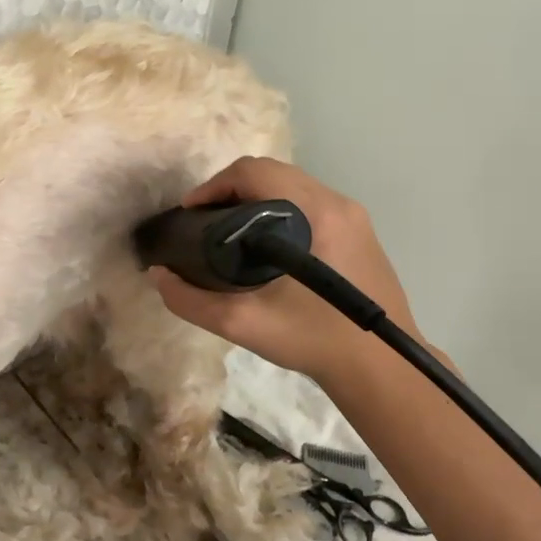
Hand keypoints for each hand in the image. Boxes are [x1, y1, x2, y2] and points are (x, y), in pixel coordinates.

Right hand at [148, 157, 420, 384]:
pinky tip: (262, 244)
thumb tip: (159, 274)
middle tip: (203, 221)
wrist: (381, 368)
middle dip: (230, 189)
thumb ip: (190, 299)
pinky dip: (277, 210)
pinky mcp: (358, 232)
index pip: (254, 171)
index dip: (213, 186)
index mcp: (314, 213)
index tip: (190, 214)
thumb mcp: (241, 323)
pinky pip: (308, 203)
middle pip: (272, 172)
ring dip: (254, 199)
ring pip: (290, 186)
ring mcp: (352, 216)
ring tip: (227, 230)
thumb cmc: (312, 339)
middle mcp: (336, 203)